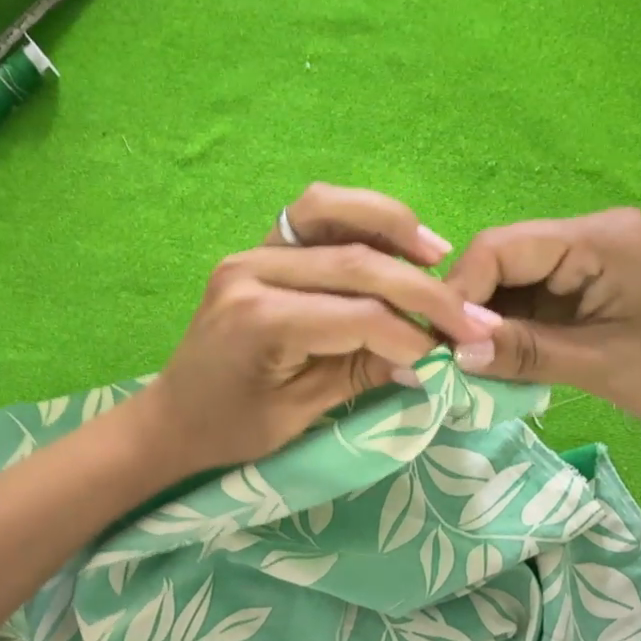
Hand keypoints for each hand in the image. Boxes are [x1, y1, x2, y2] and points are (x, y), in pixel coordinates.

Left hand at [133, 184, 499, 471]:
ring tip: (437, 257)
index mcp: (261, 321)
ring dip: (392, 227)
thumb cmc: (229, 430)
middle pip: (356, 261)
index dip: (414, 333)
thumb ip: (361, 374)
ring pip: (331, 210)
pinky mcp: (256, 250)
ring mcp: (250, 252)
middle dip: (421, 289)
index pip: (358, 314)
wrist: (172, 417)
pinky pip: (313, 217)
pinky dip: (359, 222)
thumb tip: (428, 359)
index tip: (453, 353)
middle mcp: (253, 271)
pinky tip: (395, 245)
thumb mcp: (298, 415)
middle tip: (467, 316)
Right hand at [446, 209, 640, 437]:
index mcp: (600, 238)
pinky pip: (538, 309)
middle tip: (443, 364)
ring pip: (516, 289)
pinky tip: (499, 367)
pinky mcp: (595, 296)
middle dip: (471, 312)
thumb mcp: (602, 365)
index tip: (437, 346)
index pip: (501, 247)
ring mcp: (594, 268)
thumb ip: (524, 352)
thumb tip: (452, 351)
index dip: (460, 292)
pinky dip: (515, 337)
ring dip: (490, 329)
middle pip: (504, 264)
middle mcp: (592, 240)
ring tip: (465, 371)